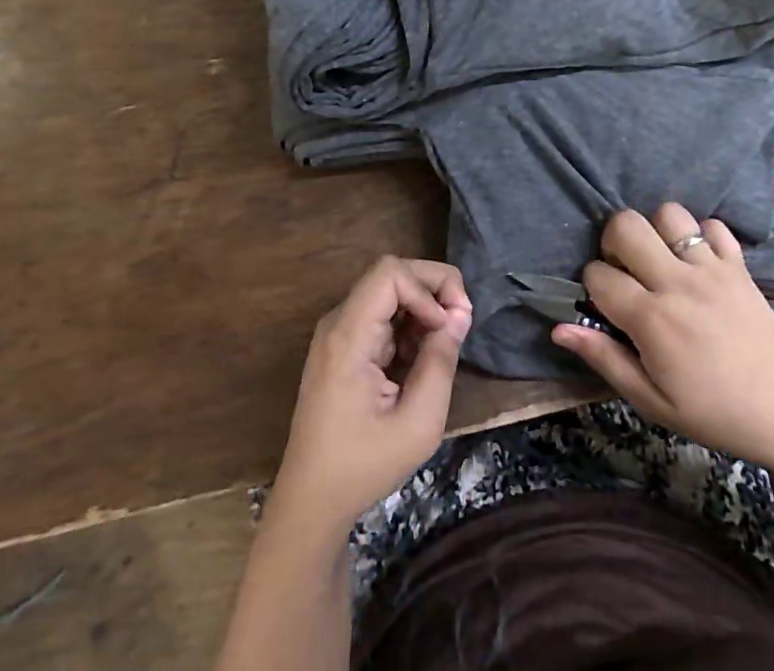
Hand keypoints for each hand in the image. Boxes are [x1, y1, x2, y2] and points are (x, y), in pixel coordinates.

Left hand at [272, 257, 472, 532]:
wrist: (313, 499)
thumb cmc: (365, 465)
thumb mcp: (419, 421)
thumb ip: (442, 360)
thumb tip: (460, 313)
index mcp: (348, 337)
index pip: (390, 273)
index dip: (428, 288)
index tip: (448, 327)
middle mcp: (338, 325)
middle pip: (390, 275)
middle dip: (433, 289)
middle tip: (461, 323)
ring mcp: (338, 335)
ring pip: (388, 293)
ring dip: (424, 308)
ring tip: (444, 345)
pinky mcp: (343, 348)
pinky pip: (381, 317)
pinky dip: (410, 325)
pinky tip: (423, 357)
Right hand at [551, 204, 773, 476]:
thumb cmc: (711, 413)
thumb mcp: (650, 400)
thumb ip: (603, 358)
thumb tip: (559, 328)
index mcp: (652, 319)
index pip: (598, 274)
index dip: (591, 286)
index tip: (604, 306)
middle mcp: (679, 283)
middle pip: (626, 225)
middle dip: (612, 243)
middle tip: (625, 273)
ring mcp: (714, 270)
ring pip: (669, 214)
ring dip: (655, 232)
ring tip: (660, 262)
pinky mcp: (740, 267)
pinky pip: (715, 226)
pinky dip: (700, 236)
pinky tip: (698, 264)